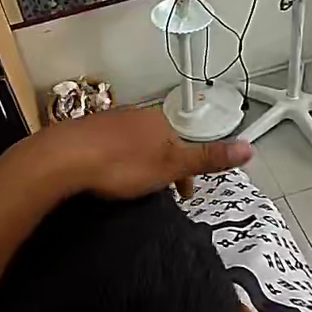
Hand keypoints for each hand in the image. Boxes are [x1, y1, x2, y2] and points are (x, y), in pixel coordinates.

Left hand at [28, 106, 249, 200]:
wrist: (63, 159)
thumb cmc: (119, 164)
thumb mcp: (172, 166)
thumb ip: (209, 157)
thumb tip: (248, 147)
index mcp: (161, 121)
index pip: (184, 146)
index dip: (186, 173)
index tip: (182, 195)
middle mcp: (136, 116)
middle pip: (159, 144)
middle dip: (162, 168)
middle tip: (158, 194)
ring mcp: (110, 122)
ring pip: (134, 145)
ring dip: (138, 165)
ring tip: (130, 188)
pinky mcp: (86, 132)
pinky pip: (108, 148)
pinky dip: (113, 163)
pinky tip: (104, 177)